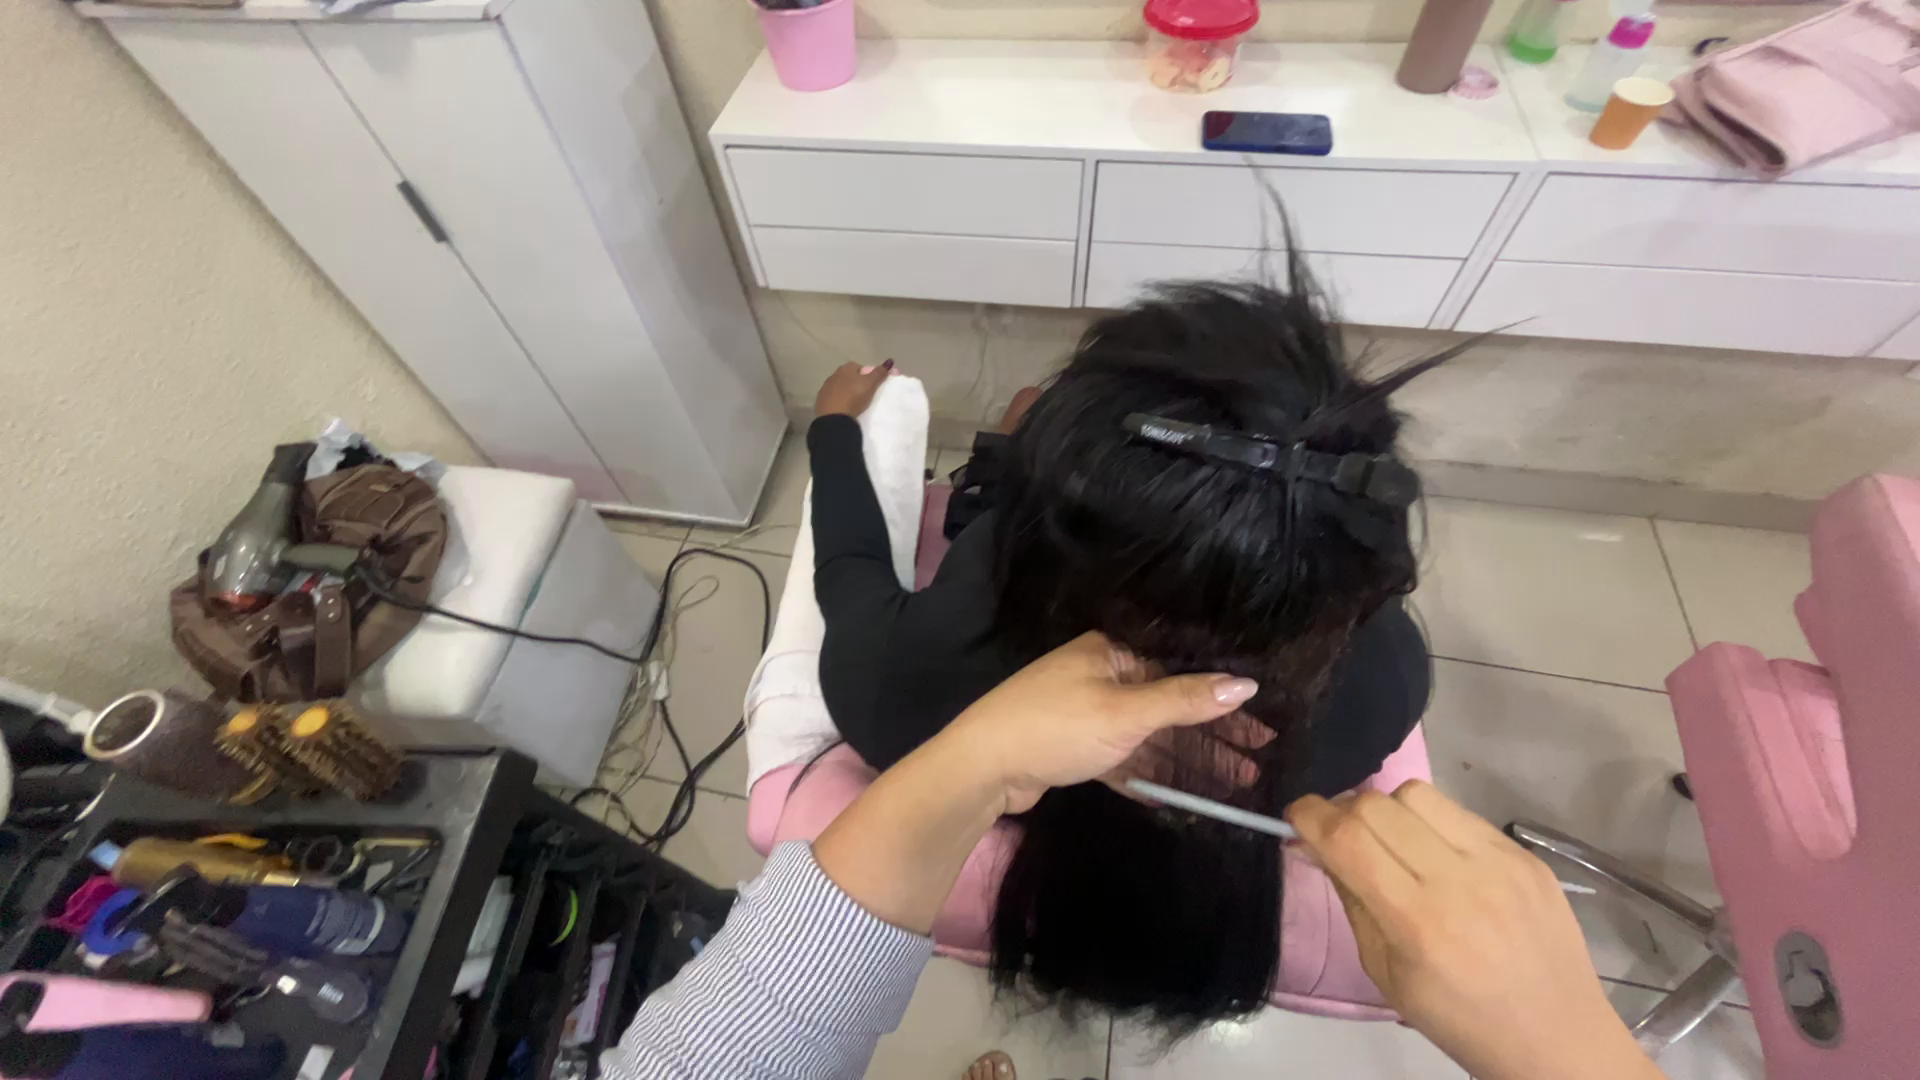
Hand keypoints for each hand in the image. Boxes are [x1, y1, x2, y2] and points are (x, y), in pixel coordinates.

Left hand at [814, 360, 893, 417]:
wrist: (834, 418)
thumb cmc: (854, 397)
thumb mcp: (870, 384)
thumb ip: (880, 373)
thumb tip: (890, 361)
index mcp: (845, 368)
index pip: (858, 366)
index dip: (866, 374)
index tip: (872, 384)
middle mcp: (833, 375)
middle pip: (847, 376)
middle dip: (855, 382)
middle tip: (864, 394)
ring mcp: (825, 388)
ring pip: (839, 387)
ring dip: (846, 392)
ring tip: (854, 403)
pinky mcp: (821, 402)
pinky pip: (832, 399)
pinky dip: (838, 401)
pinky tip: (843, 409)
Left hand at [940, 632, 1256, 813]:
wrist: (981, 765)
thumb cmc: (1056, 726)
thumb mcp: (1125, 712)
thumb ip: (1184, 700)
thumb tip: (1245, 682)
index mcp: (1113, 652)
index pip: (1181, 668)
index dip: (1223, 694)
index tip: (1265, 719)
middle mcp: (1103, 675)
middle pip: (1170, 702)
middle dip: (1213, 732)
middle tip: (1262, 758)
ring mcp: (1089, 712)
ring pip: (1150, 734)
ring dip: (1190, 758)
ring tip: (1239, 781)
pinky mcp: (1078, 746)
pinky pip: (1127, 758)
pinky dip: (1154, 774)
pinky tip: (1187, 795)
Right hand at [1286, 782, 1665, 1079]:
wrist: (1563, 1045)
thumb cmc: (1459, 1019)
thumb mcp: (1383, 969)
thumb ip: (1349, 896)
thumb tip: (1312, 842)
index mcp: (1419, 924)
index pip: (1346, 838)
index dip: (1309, 816)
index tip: (1296, 819)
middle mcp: (1460, 884)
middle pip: (1373, 805)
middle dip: (1341, 811)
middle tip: (1341, 835)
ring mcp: (1500, 864)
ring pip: (1414, 792)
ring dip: (1387, 809)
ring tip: (1394, 841)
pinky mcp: (1525, 856)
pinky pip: (1456, 809)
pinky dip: (1429, 820)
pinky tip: (1437, 853)